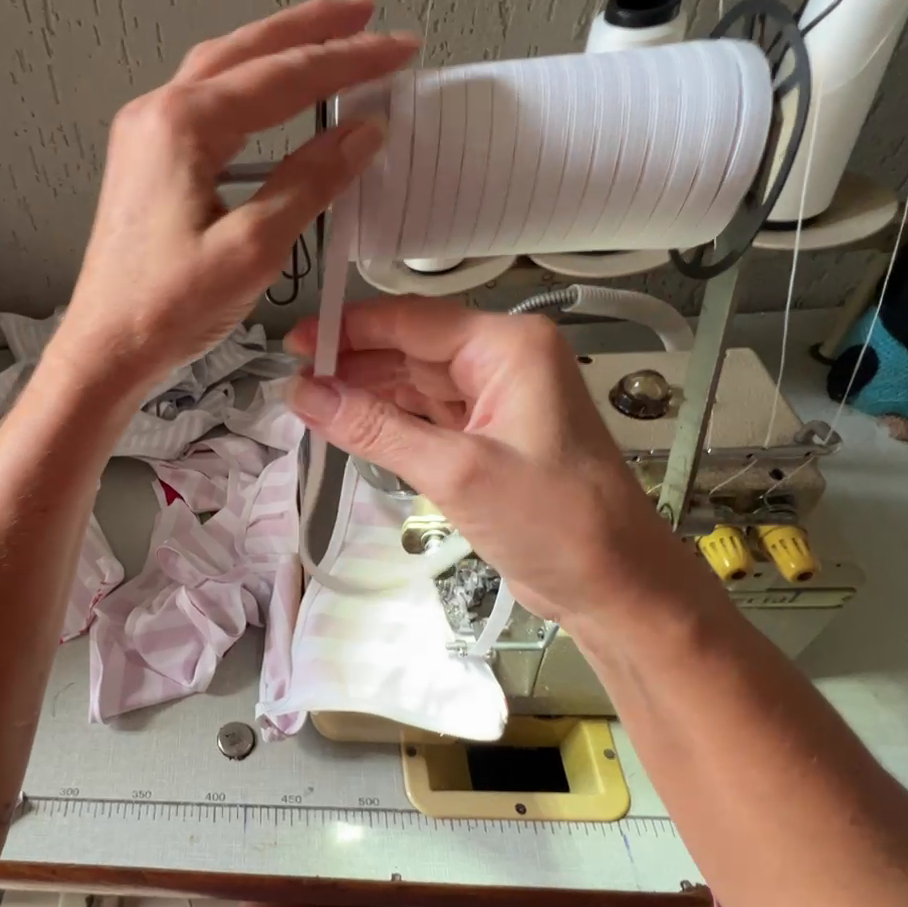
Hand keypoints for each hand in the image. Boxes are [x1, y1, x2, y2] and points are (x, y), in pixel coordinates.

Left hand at [52, 0, 414, 393]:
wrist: (107, 349)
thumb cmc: (163, 309)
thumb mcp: (252, 247)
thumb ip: (309, 182)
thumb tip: (359, 135)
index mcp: (182, 126)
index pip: (284, 75)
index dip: (349, 61)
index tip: (397, 52)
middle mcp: (156, 117)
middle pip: (247, 51)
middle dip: (312, 30)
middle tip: (365, 15)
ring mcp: (146, 139)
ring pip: (221, 72)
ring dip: (276, 52)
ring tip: (326, 41)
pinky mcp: (146, 166)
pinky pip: (203, 108)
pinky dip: (247, 93)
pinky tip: (271, 102)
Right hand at [284, 298, 721, 625]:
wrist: (613, 585)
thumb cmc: (550, 520)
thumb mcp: (455, 470)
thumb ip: (375, 427)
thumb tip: (303, 394)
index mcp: (508, 346)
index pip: (412, 321)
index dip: (348, 329)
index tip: (293, 344)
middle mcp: (503, 361)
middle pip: (411, 347)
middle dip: (353, 364)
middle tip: (294, 382)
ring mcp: (497, 400)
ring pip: (415, 382)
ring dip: (366, 394)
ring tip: (310, 405)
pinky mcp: (488, 437)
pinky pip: (426, 415)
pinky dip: (389, 421)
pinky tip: (349, 426)